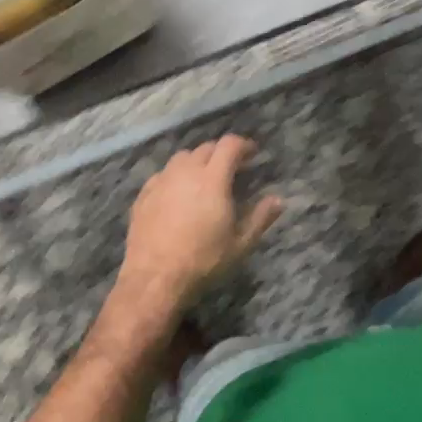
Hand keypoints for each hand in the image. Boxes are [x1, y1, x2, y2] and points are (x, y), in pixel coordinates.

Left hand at [119, 135, 282, 306]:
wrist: (155, 277)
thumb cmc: (203, 260)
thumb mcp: (240, 244)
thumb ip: (260, 217)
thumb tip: (278, 199)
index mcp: (212, 179)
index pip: (229, 145)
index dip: (243, 145)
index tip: (253, 153)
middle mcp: (185, 172)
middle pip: (205, 149)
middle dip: (221, 153)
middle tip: (232, 168)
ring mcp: (161, 181)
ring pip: (181, 158)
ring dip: (197, 161)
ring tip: (204, 178)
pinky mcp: (144, 194)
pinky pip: (163, 174)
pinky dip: (175, 176)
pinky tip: (177, 194)